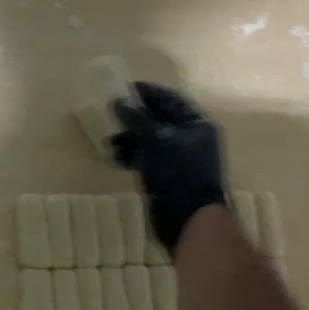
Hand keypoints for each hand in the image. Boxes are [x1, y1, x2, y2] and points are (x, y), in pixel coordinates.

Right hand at [111, 82, 226, 255]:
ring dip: (129, 139)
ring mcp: (181, 158)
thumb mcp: (155, 140)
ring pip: (150, 139)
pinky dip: (132, 156)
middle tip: (111, 115)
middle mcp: (192, 138)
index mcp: (198, 124)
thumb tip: (118, 101)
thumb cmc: (177, 173)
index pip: (171, 99)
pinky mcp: (168, 175)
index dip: (147, 92)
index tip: (123, 89)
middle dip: (134, 118)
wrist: (187, 220)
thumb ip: (136, 119)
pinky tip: (116, 159)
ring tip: (110, 143)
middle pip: (159, 118)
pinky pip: (148, 157)